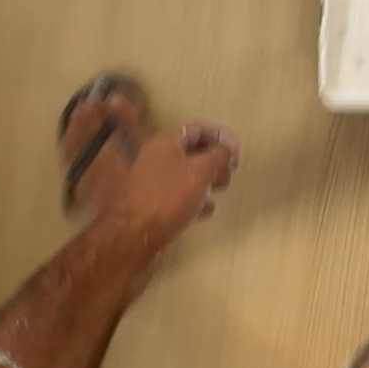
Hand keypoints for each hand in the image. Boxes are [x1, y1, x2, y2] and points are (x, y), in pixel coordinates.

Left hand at [104, 123, 239, 246]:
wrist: (131, 238)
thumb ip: (219, 154)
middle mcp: (156, 158)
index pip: (198, 129)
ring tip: (220, 192)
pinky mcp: (151, 206)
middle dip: (215, 161)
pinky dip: (194, 200)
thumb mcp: (201, 170)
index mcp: (165, 143)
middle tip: (230, 173)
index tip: (237, 152)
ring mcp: (151, 183)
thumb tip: (229, 147)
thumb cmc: (168, 197)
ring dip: (207, 181)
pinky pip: (178, 196)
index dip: (221, 136)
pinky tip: (205, 211)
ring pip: (187, 175)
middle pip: (193, 152)